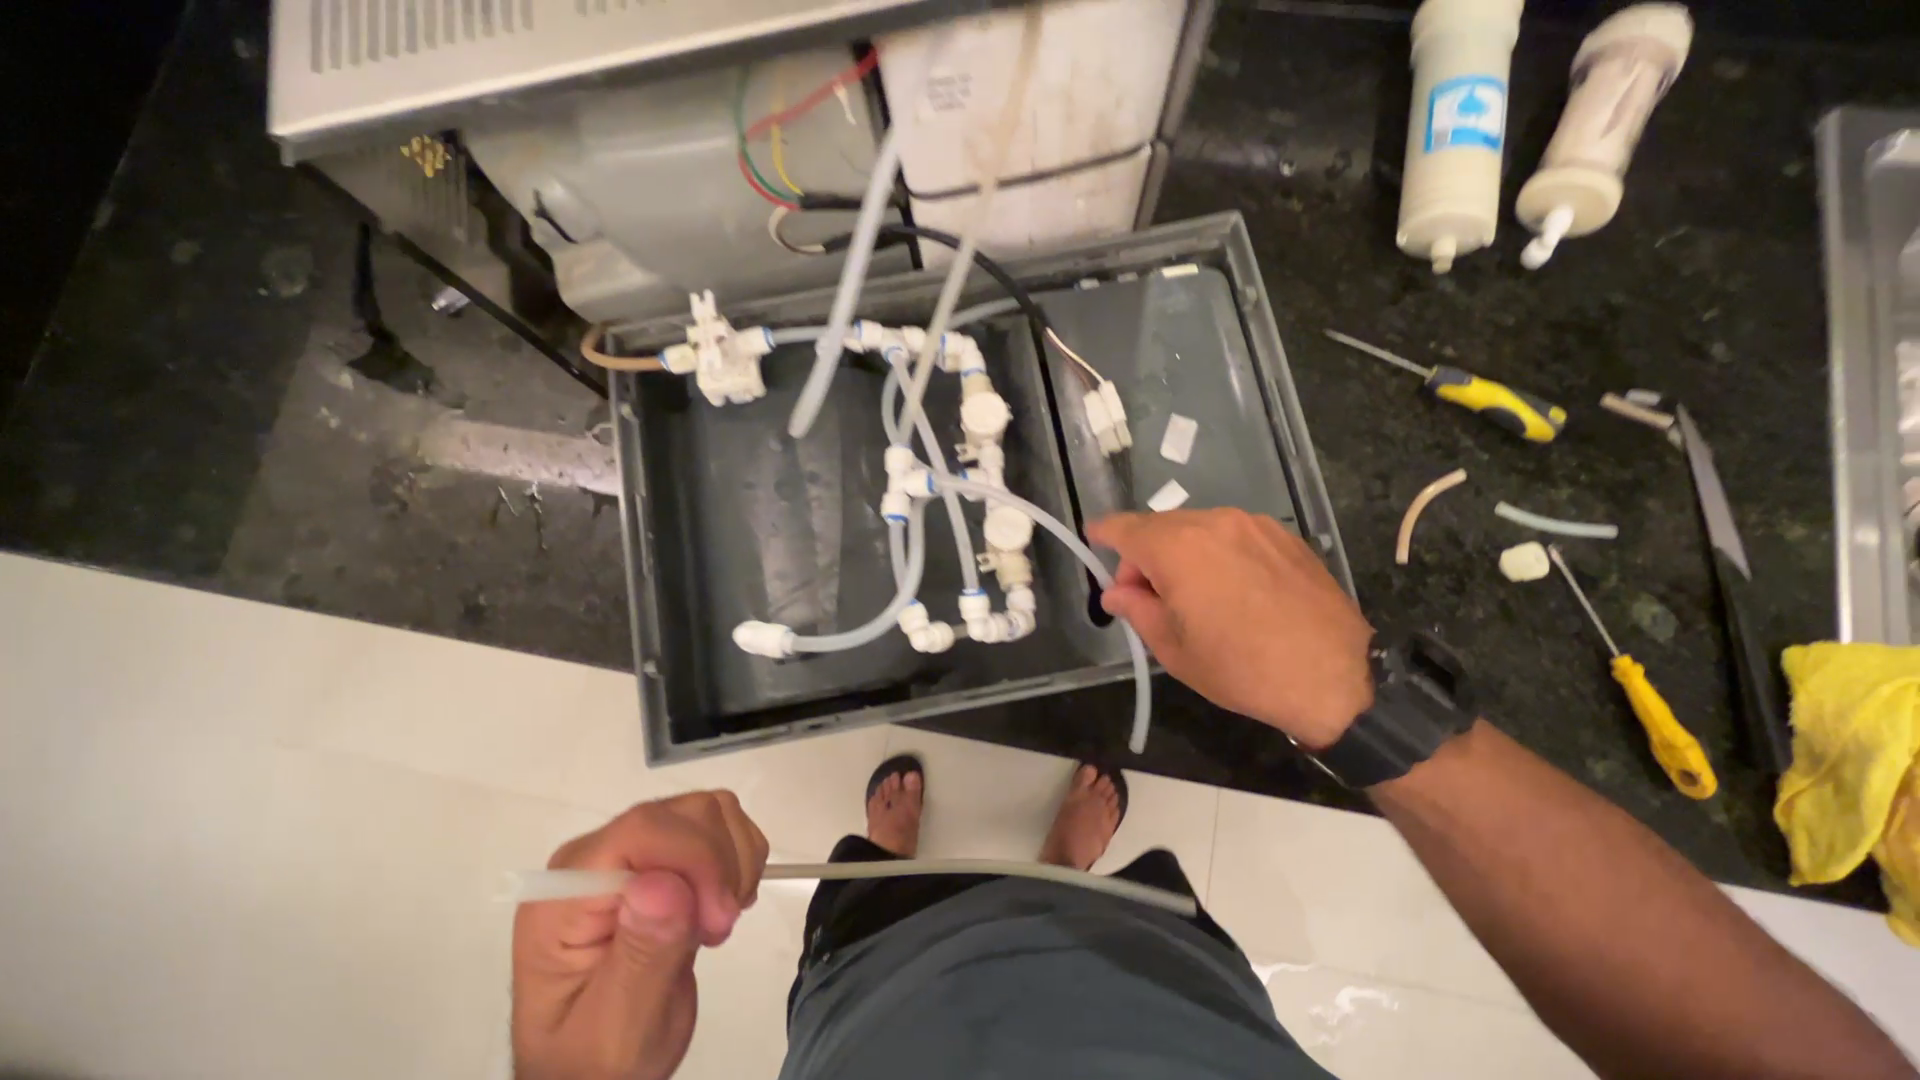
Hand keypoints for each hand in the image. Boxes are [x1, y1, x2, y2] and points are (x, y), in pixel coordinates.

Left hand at [513, 792, 768, 1079]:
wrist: (596, 1072)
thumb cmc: (598, 1060)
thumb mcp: (617, 1028)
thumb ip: (641, 956)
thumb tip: (662, 883)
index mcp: (567, 893)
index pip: (642, 828)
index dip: (696, 859)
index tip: (719, 921)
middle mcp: (594, 858)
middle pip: (682, 814)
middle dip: (719, 866)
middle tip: (716, 930)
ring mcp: (628, 855)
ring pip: (707, 812)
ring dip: (733, 862)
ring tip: (716, 923)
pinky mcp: (660, 859)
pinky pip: (718, 826)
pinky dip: (738, 859)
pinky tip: (721, 907)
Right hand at [1088, 508, 1373, 749]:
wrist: (1334, 676)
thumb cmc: (1241, 668)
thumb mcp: (1174, 649)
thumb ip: (1137, 609)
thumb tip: (1117, 592)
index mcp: (1177, 547)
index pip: (1125, 528)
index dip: (1104, 534)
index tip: (1093, 541)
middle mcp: (1215, 522)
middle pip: (1161, 527)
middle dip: (1144, 556)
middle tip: (1147, 599)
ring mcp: (1255, 525)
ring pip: (1199, 530)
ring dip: (1182, 554)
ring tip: (1194, 599)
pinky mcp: (1285, 537)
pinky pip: (1234, 536)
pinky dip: (1218, 554)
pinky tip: (1232, 592)